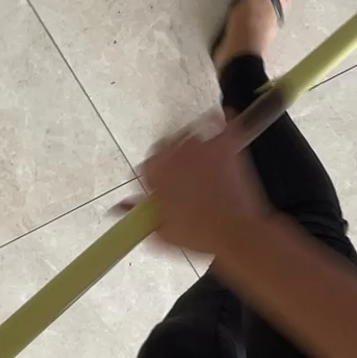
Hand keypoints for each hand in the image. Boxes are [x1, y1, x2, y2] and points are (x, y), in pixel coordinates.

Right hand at [139, 113, 270, 253]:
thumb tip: (119, 206)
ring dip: (194, 146)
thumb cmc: (198, 235)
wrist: (236, 231)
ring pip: (192, 135)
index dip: (156, 177)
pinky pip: (224, 122)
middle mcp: (175, 151)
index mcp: (156, 170)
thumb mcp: (160, 231)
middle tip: (183, 180)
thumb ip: (138, 213)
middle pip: (167, 146)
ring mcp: (202, 145)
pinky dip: (223, 123)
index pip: (148, 164)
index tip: (163, 189)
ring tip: (202, 165)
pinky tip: (223, 125)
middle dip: (173, 159)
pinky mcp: (227, 144)